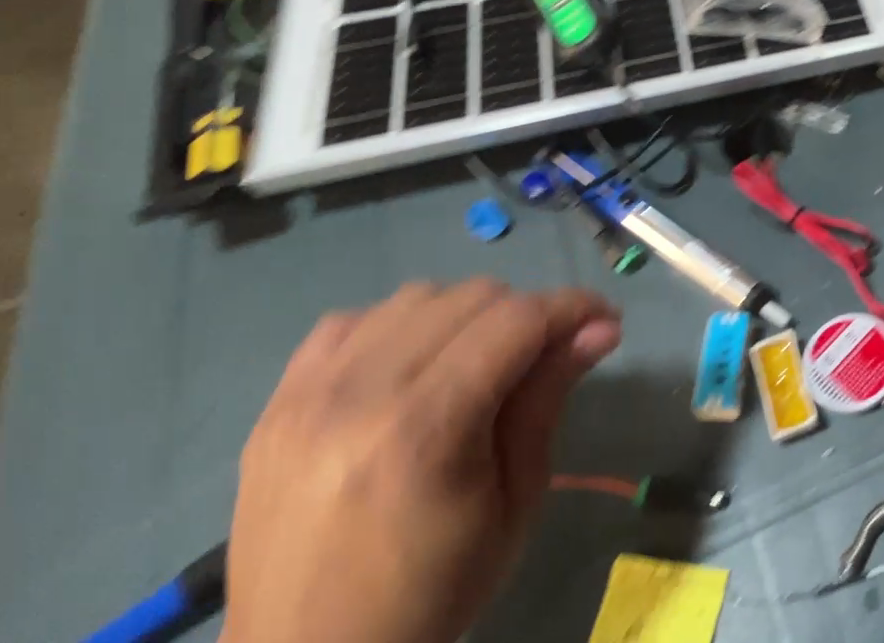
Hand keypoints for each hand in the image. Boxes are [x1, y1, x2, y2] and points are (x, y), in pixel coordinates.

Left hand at [222, 279, 621, 642]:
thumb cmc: (436, 585)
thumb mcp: (517, 498)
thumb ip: (548, 399)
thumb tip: (600, 329)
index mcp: (426, 428)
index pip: (517, 321)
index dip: (573, 307)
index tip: (606, 320)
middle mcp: (360, 394)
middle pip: (470, 297)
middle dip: (528, 312)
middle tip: (550, 352)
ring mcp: (307, 394)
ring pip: (415, 297)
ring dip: (466, 315)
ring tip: (483, 359)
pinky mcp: (277, 402)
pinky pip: (352, 322)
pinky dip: (399, 326)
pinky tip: (415, 364)